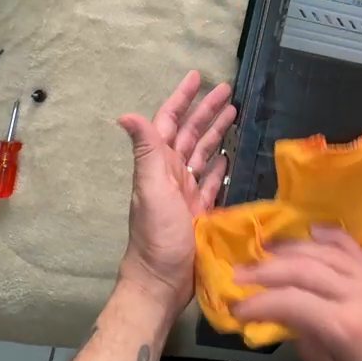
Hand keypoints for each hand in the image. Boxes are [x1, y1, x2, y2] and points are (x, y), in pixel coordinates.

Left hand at [115, 70, 233, 317]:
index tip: (197, 77)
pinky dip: (220, 165)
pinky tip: (230, 156)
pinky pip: (212, 180)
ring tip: (235, 113)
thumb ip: (145, 151)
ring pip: (204, 152)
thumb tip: (126, 114)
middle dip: (207, 109)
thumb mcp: (151, 189)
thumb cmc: (157, 235)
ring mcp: (187, 192)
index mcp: (159, 165)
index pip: (170, 122)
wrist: (162, 283)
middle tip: (228, 90)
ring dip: (216, 131)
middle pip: (191, 133)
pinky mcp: (201, 210)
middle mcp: (172, 174)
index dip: (182, 98)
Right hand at [230, 226, 361, 360]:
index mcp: (346, 328)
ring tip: (263, 250)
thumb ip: (311, 347)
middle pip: (303, 270)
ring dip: (290, 249)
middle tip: (237, 273)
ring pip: (323, 252)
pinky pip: (351, 246)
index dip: (258, 302)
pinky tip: (308, 232)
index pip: (291, 303)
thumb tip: (285, 320)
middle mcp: (357, 294)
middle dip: (266, 270)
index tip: (234, 306)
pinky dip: (327, 235)